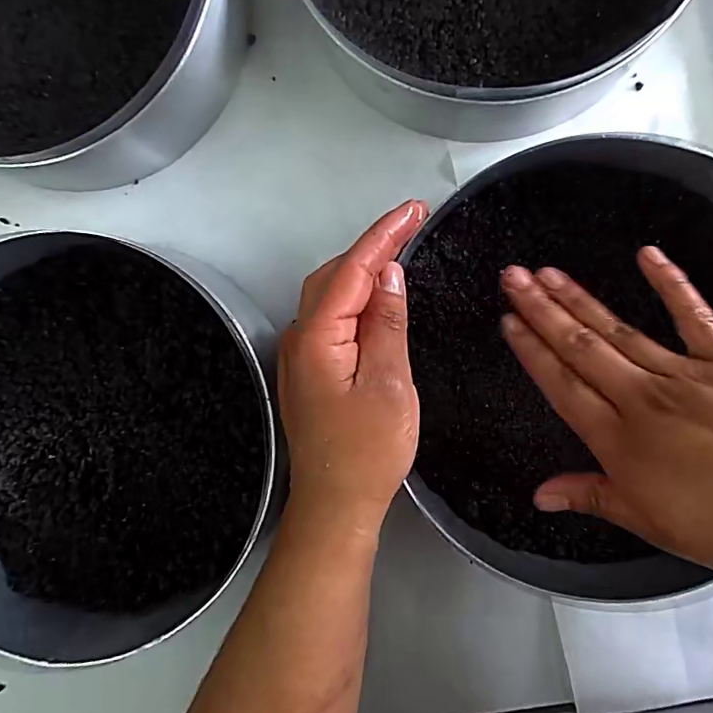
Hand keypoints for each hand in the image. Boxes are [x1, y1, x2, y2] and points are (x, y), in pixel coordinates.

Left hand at [278, 201, 428, 527]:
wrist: (335, 503)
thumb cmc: (366, 454)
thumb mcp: (390, 385)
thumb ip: (388, 324)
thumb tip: (390, 275)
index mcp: (317, 339)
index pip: (352, 270)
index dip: (383, 235)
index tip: (412, 210)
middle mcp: (299, 340)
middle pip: (334, 277)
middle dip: (372, 247)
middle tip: (412, 225)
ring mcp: (300, 355)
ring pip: (329, 297)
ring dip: (362, 272)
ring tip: (400, 252)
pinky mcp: (308, 370)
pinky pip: (330, 320)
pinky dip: (354, 301)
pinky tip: (376, 299)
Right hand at [498, 247, 712, 585]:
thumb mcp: (656, 525)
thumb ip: (594, 497)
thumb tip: (543, 495)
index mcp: (622, 442)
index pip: (561, 385)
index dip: (530, 351)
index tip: (509, 324)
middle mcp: (645, 402)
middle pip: (579, 346)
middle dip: (540, 309)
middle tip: (513, 280)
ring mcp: (687, 378)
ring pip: (618, 329)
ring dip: (578, 298)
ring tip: (548, 274)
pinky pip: (694, 317)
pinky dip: (671, 284)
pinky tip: (648, 259)